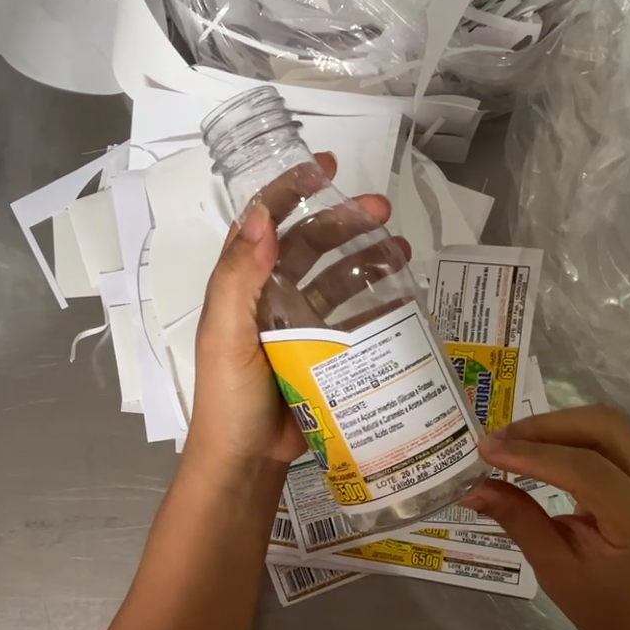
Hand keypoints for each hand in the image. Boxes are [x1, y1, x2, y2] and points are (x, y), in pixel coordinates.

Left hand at [185, 152, 392, 468]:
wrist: (247, 460)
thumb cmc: (229, 398)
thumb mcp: (225, 335)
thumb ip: (239, 277)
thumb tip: (263, 216)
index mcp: (242, 285)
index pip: (265, 224)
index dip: (291, 190)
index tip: (325, 168)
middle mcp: (270, 297)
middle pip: (310, 246)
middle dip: (345, 223)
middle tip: (384, 212)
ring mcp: (299, 326)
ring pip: (337, 279)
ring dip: (367, 258)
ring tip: (402, 250)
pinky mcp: (323, 355)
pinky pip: (353, 321)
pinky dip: (378, 305)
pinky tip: (404, 297)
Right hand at [458, 406, 629, 629]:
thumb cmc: (592, 597)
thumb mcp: (550, 565)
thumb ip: (518, 519)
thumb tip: (472, 488)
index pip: (587, 470)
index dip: (535, 455)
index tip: (488, 451)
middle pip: (603, 429)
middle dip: (545, 427)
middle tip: (497, 441)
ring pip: (603, 424)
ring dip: (552, 425)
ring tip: (509, 441)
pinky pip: (602, 434)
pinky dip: (562, 432)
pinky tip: (531, 445)